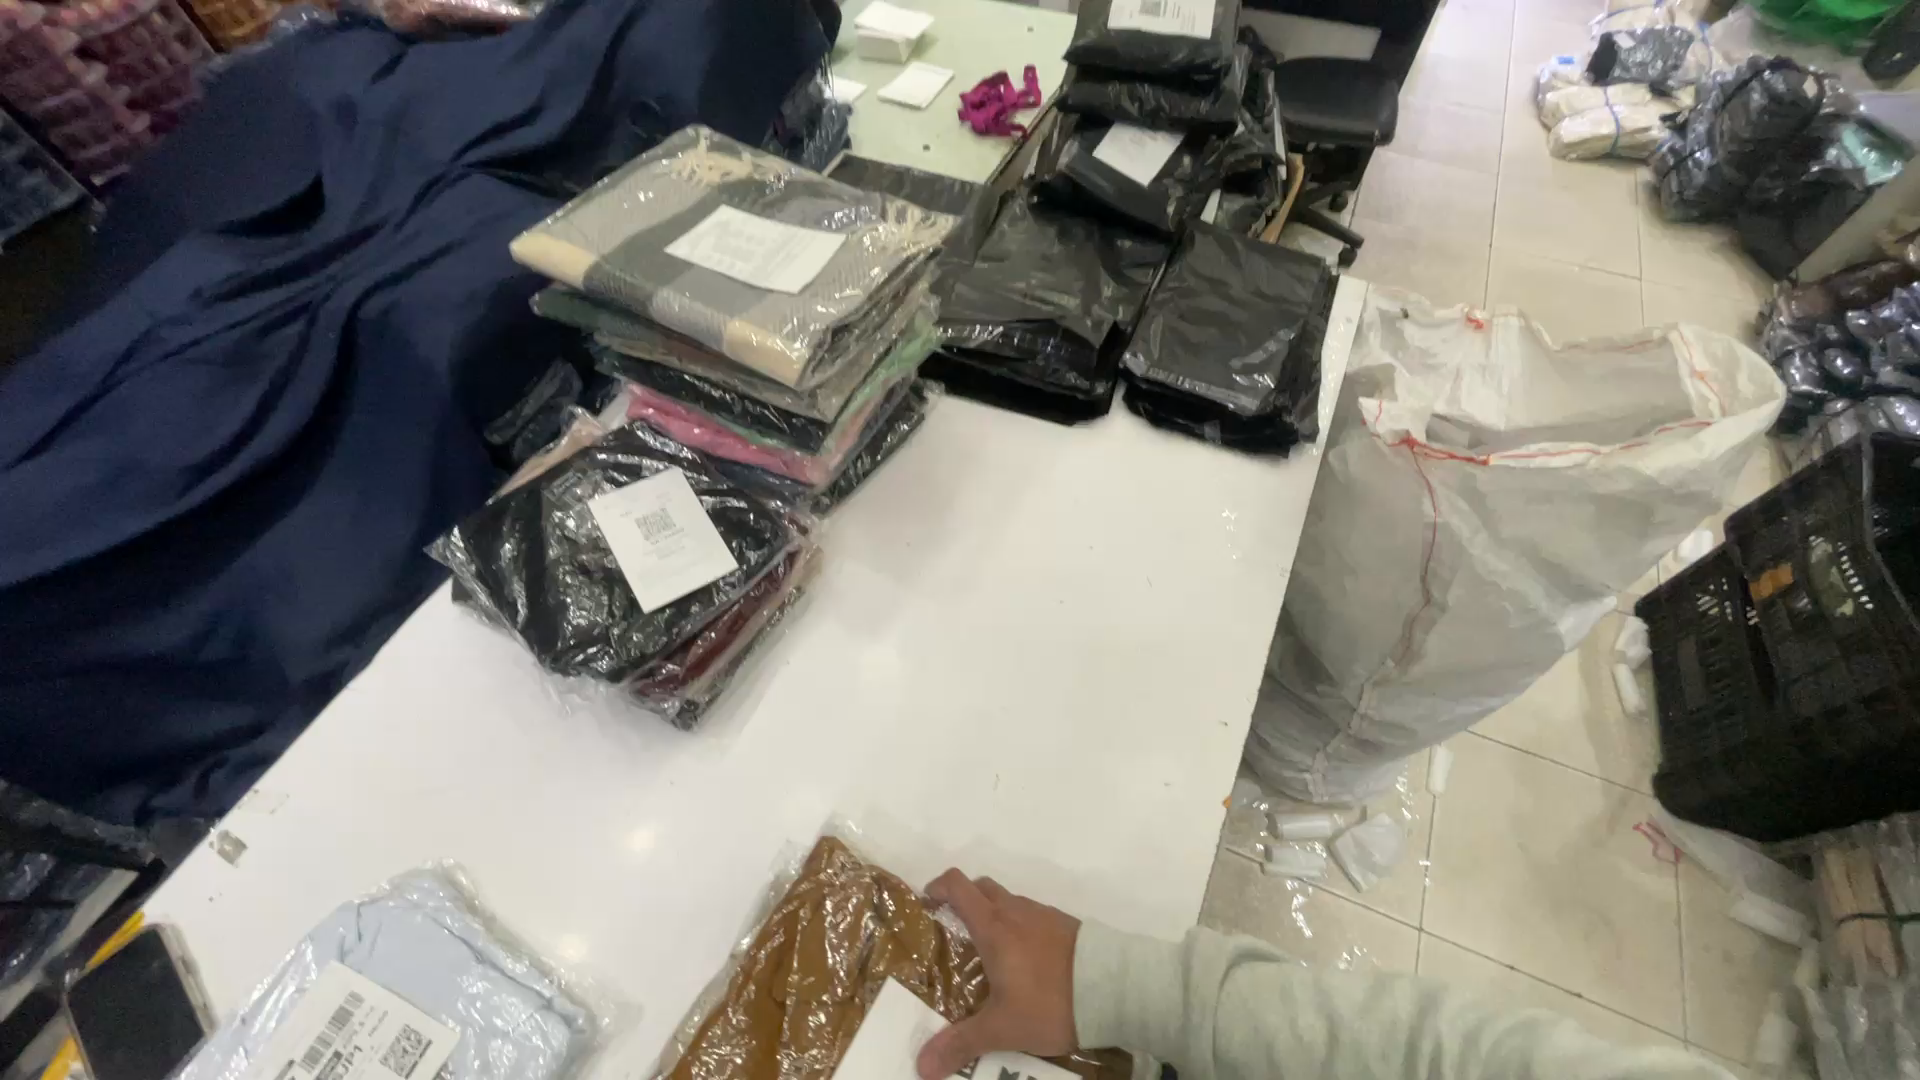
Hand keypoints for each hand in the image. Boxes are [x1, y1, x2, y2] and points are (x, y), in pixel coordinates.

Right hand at [916, 869, 1080, 1079]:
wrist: (1111, 987)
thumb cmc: (1048, 1001)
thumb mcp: (1002, 1028)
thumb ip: (962, 1043)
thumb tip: (922, 1066)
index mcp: (992, 925)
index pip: (958, 884)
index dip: (938, 886)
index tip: (927, 904)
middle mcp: (1013, 910)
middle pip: (980, 888)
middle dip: (963, 900)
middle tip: (954, 931)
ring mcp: (1040, 913)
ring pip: (1007, 901)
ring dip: (992, 915)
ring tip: (989, 953)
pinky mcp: (1062, 923)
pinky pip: (1029, 915)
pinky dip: (1017, 927)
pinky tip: (1023, 961)